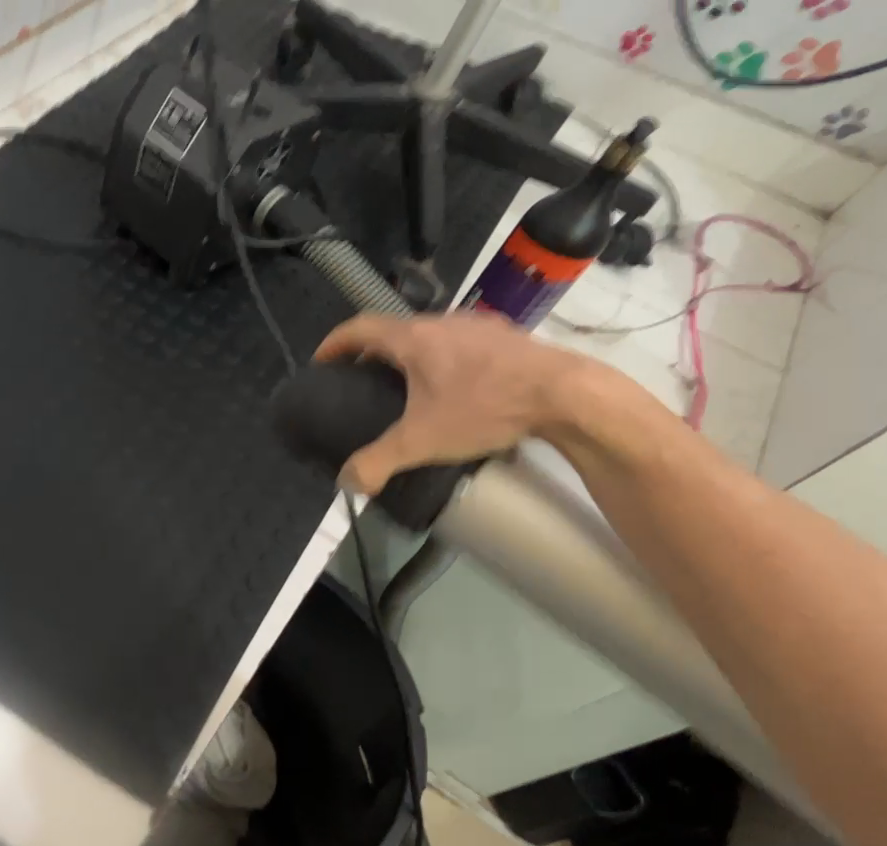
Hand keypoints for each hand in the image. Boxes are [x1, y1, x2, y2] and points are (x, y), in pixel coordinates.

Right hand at [313, 312, 593, 495]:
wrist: (568, 396)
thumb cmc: (485, 408)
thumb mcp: (422, 441)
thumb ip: (378, 462)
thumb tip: (347, 482)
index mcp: (413, 338)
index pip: (359, 328)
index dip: (334, 343)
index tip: (319, 363)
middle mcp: (442, 322)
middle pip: (393, 331)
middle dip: (370, 355)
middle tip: (359, 383)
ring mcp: (478, 327)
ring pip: (429, 336)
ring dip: (408, 357)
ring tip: (403, 388)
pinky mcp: (507, 339)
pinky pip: (459, 345)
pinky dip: (441, 361)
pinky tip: (452, 391)